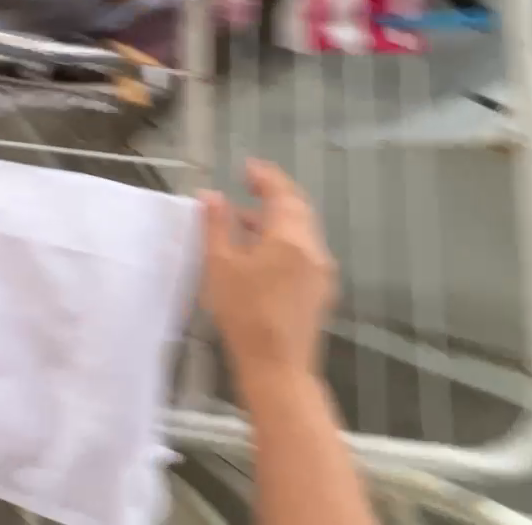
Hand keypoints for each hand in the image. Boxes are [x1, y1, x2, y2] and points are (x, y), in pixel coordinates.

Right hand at [199, 160, 336, 386]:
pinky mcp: (318, 290)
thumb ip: (216, 225)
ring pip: (302, 231)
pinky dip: (282, 236)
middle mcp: (312, 250)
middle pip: (298, 210)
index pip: (283, 196)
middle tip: (250, 181)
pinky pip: (302, 250)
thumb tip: (212, 195)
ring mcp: (320, 272)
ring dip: (276, 216)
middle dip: (275, 193)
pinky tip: (258, 248)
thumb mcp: (219, 264)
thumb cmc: (243, 311)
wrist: (278, 366)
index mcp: (289, 240)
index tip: (247, 166)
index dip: (266, 177)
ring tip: (244, 215)